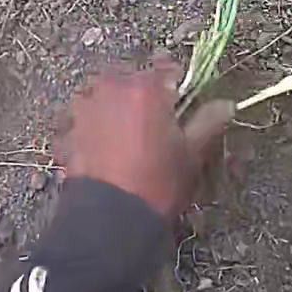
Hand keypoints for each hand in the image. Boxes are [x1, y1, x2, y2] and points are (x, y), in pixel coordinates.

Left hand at [56, 57, 232, 218]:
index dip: (179, 86)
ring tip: (129, 138)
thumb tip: (225, 104)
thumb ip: (209, 120)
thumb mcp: (192, 152)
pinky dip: (94, 128)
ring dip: (116, 108)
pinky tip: (106, 151)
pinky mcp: (66, 132)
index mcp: (144, 87)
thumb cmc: (156, 183)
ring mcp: (83, 109)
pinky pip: (84, 120)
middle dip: (145, 96)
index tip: (183, 104)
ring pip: (105, 96)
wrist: (109, 223)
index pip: (167, 68)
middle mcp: (110, 89)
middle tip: (158, 126)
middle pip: (133, 80)